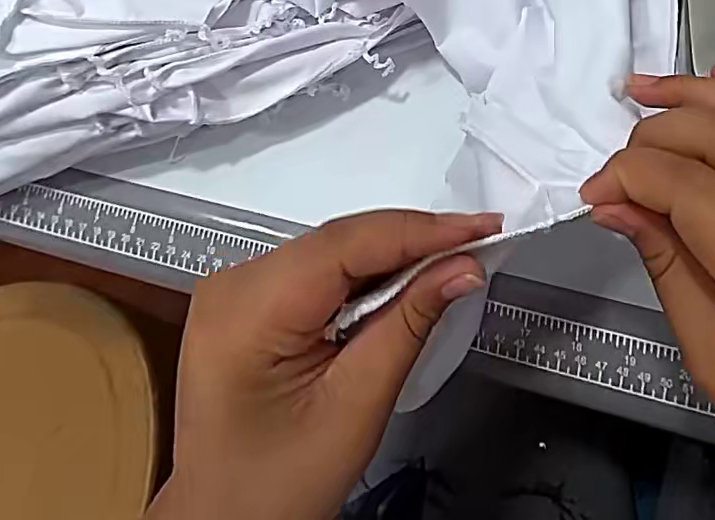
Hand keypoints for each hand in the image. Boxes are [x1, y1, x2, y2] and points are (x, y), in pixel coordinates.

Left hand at [148, 209, 500, 519]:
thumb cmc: (275, 488)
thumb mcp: (354, 408)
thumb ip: (410, 324)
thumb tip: (460, 267)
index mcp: (247, 310)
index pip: (348, 244)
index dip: (420, 229)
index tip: (478, 226)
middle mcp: (235, 282)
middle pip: (342, 240)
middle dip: (414, 239)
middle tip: (476, 239)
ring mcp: (239, 284)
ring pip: (336, 247)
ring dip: (395, 253)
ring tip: (451, 257)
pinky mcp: (251, 293)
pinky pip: (322, 265)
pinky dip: (368, 270)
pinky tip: (404, 278)